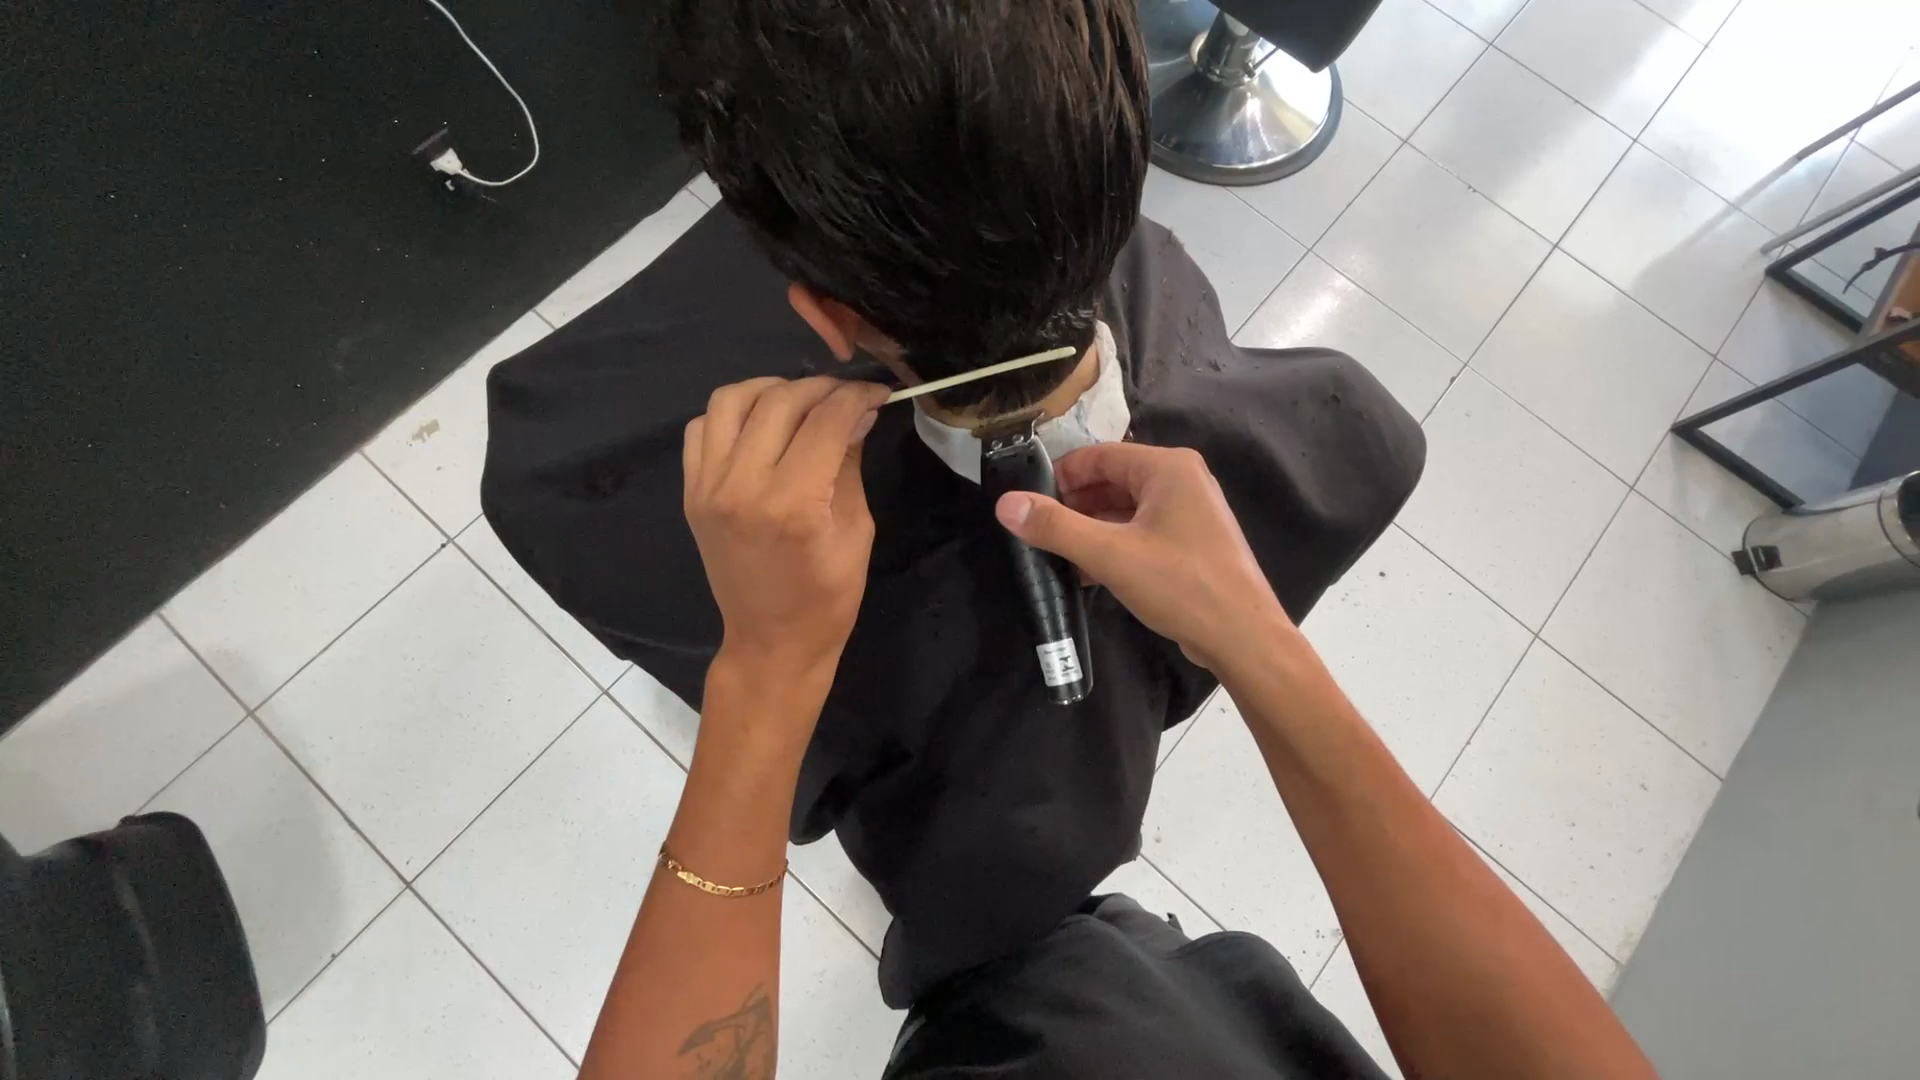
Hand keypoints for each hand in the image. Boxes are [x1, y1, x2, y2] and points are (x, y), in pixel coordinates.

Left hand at [683, 377, 889, 688]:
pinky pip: (703, 427)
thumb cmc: (828, 598)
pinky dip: (733, 414)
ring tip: (801, 402)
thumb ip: (850, 464)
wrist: (771, 640)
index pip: (827, 421)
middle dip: (822, 388)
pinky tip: (760, 427)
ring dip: (773, 389)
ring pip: (732, 400)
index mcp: (794, 503)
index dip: (858, 396)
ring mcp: (709, 487)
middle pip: (781, 401)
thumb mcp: (857, 530)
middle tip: (847, 396)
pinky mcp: (692, 492)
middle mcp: (743, 485)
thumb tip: (857, 414)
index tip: (878, 393)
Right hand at [995, 443, 1293, 671]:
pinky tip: (1085, 574)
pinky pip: (1140, 533)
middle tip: (1037, 532)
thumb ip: (1055, 527)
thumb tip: (1005, 503)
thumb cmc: (1180, 585)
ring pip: (1124, 510)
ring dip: (1090, 529)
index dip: (1059, 476)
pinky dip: (1112, 546)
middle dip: (1072, 505)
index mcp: (1167, 468)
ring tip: (1055, 555)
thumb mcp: (1109, 555)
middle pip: (1111, 481)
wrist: (1244, 638)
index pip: (1099, 456)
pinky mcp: (1190, 544)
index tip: (1028, 503)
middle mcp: (1181, 481)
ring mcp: (1189, 513)